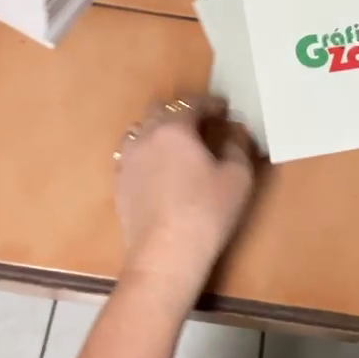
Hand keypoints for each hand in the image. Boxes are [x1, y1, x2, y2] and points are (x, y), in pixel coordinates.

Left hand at [115, 95, 256, 294]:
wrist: (165, 254)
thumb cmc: (207, 212)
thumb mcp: (237, 177)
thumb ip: (238, 146)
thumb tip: (235, 131)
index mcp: (175, 128)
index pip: (192, 103)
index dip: (210, 103)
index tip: (223, 109)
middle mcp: (146, 136)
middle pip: (160, 109)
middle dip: (181, 111)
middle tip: (200, 123)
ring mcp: (128, 160)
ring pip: (140, 130)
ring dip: (158, 129)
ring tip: (176, 144)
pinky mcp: (120, 183)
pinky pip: (131, 155)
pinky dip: (146, 152)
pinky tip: (158, 169)